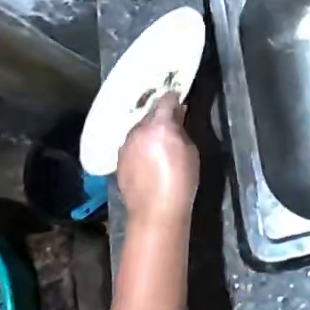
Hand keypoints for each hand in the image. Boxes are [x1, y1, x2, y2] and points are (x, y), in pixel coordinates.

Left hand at [117, 93, 198, 226]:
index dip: (173, 98)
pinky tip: (147, 158)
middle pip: (149, 114)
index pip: (165, 100)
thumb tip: (177, 116)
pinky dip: (139, 145)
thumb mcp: (190, 152)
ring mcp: (125, 144)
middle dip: (160, 116)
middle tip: (171, 123)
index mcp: (159, 125)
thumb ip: (181, 130)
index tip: (179, 100)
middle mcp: (138, 130)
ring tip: (158, 143)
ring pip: (138, 130)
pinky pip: (131, 145)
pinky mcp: (118, 159)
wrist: (155, 211)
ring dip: (148, 131)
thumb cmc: (181, 181)